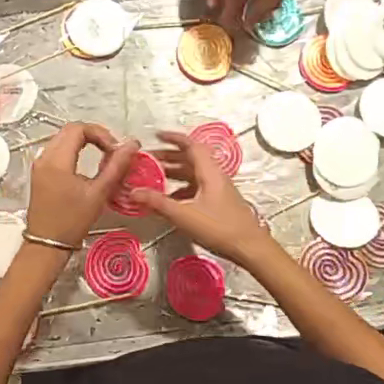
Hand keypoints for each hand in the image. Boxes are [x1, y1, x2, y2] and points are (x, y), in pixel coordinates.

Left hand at [25, 122, 140, 248]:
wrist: (47, 244)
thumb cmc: (72, 221)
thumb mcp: (99, 193)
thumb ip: (116, 166)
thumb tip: (132, 145)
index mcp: (57, 160)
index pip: (79, 129)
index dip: (101, 133)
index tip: (114, 149)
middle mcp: (44, 157)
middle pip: (70, 131)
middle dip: (94, 135)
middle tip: (111, 151)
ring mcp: (39, 165)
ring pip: (63, 140)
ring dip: (84, 143)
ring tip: (103, 158)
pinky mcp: (40, 173)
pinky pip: (57, 151)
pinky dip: (74, 152)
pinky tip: (87, 166)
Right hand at [130, 131, 275, 264]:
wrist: (250, 248)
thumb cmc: (219, 228)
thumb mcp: (184, 215)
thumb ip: (158, 203)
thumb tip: (133, 192)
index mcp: (209, 173)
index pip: (191, 146)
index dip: (173, 138)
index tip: (156, 136)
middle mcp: (215, 176)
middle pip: (191, 159)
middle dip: (169, 156)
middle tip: (149, 159)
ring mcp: (218, 189)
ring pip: (194, 174)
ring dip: (175, 173)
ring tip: (155, 178)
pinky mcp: (219, 202)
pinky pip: (197, 187)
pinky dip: (182, 188)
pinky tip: (170, 199)